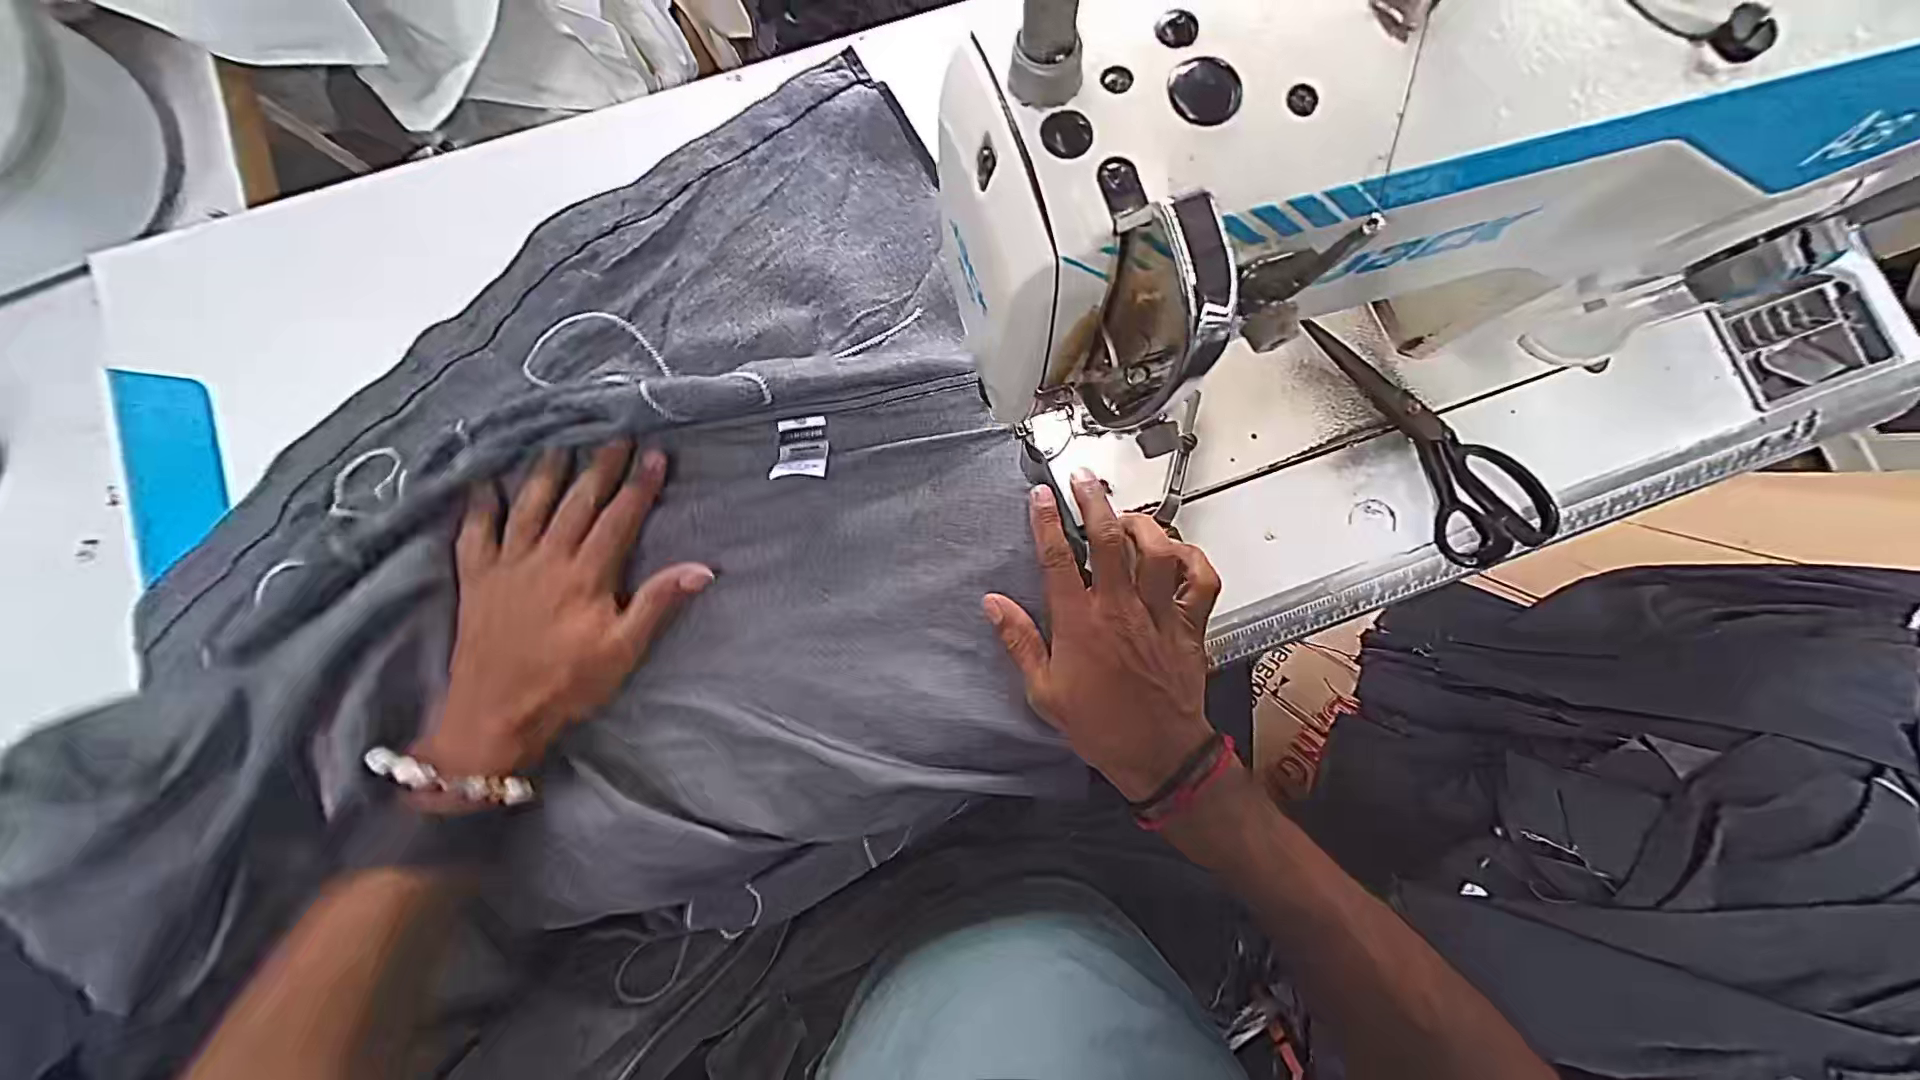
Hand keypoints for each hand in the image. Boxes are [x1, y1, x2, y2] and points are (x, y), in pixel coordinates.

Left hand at [411, 440, 712, 777]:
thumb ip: (658, 602)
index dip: (640, 486)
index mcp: (585, 575)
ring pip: (529, 507)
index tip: (656, 455)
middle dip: (601, 467)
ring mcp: (506, 566)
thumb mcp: (624, 649)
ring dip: (547, 472)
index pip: (619, 519)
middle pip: (578, 503)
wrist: (493, 715)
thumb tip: (702, 569)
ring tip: (560, 442)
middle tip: (616, 436)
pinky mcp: (476, 579)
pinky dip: (479, 504)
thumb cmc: (567, 684)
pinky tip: (485, 481)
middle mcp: (546, 560)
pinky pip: (474, 532)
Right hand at [983, 468, 1222, 800]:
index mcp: (1080, 623)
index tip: (1041, 496)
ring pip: (1157, 551)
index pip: (1058, 558)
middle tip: (1084, 480)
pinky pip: (1202, 581)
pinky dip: (1192, 558)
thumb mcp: (1044, 690)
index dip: (1047, 520)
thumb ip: (1019, 641)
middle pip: (1109, 539)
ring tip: (1125, 515)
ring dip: (1141, 524)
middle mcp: (1120, 609)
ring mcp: (1158, 614)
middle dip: (1094, 501)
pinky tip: (1176, 551)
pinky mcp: (1189, 625)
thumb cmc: (1100, 725)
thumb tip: (994, 605)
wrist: (1158, 754)